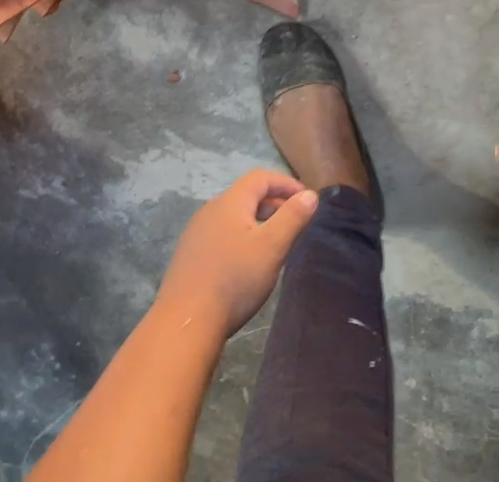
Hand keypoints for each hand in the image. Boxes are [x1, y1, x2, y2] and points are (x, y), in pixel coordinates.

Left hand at [155, 170, 318, 335]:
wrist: (187, 321)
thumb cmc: (234, 279)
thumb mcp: (272, 247)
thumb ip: (292, 218)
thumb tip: (310, 195)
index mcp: (229, 202)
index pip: (260, 178)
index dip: (286, 183)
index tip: (308, 200)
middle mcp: (210, 211)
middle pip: (247, 196)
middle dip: (275, 204)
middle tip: (297, 223)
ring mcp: (197, 233)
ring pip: (235, 217)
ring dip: (259, 222)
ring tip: (277, 244)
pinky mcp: (191, 255)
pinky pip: (223, 235)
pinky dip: (243, 238)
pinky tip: (249, 262)